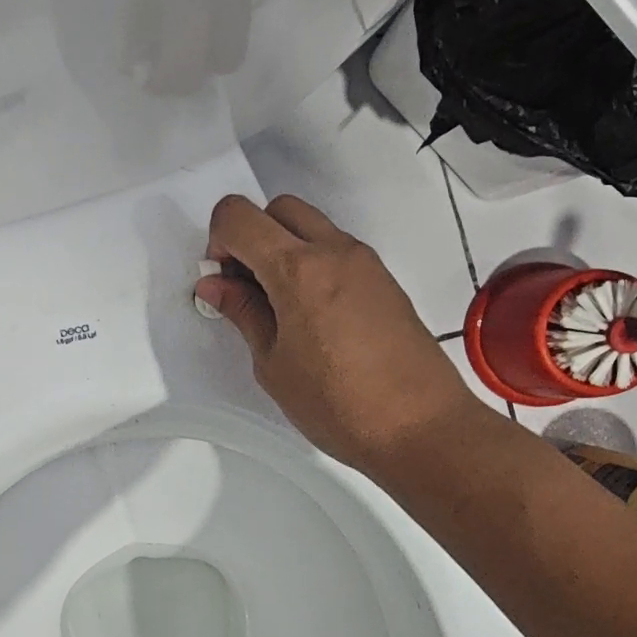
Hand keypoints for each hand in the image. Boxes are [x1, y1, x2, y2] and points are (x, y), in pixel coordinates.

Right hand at [195, 194, 481, 467]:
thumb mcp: (273, 364)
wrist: (420, 427)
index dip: (218, 242)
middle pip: (278, 209)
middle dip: (251, 236)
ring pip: (310, 225)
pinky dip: (312, 263)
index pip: (239, 216)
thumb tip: (215, 286)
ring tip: (277, 307)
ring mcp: (365, 262)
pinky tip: (309, 316)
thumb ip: (243, 313)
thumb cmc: (338, 404)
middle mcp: (334, 251)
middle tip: (245, 287)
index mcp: (297, 269)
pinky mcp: (384, 279)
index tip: (223, 281)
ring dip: (284, 248)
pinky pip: (336, 249)